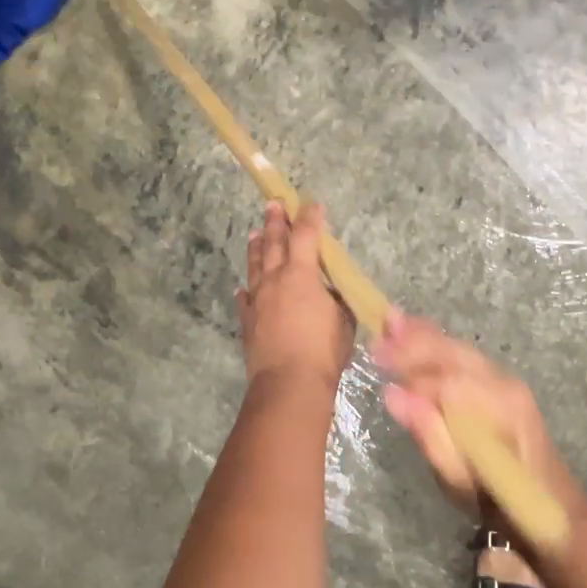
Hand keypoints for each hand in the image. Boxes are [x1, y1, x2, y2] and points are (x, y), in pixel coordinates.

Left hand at [237, 201, 354, 388]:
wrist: (288, 384)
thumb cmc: (323, 351)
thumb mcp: (343, 321)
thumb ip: (336, 302)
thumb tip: (329, 296)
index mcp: (301, 275)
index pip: (306, 235)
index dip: (310, 217)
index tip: (312, 203)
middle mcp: (275, 280)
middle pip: (274, 243)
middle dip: (275, 222)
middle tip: (273, 204)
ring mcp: (257, 301)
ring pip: (255, 266)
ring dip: (256, 247)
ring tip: (254, 233)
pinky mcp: (248, 322)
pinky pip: (245, 300)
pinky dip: (246, 291)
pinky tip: (242, 288)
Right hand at [374, 312, 579, 518]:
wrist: (548, 506)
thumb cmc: (498, 501)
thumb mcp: (458, 479)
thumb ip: (429, 433)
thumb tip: (392, 394)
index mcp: (496, 408)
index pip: (445, 377)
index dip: (409, 365)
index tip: (375, 357)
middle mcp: (504, 384)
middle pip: (454, 353)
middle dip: (415, 339)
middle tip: (380, 325)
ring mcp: (507, 381)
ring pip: (461, 350)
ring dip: (426, 335)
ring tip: (393, 319)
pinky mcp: (503, 385)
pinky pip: (466, 357)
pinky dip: (440, 344)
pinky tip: (420, 334)